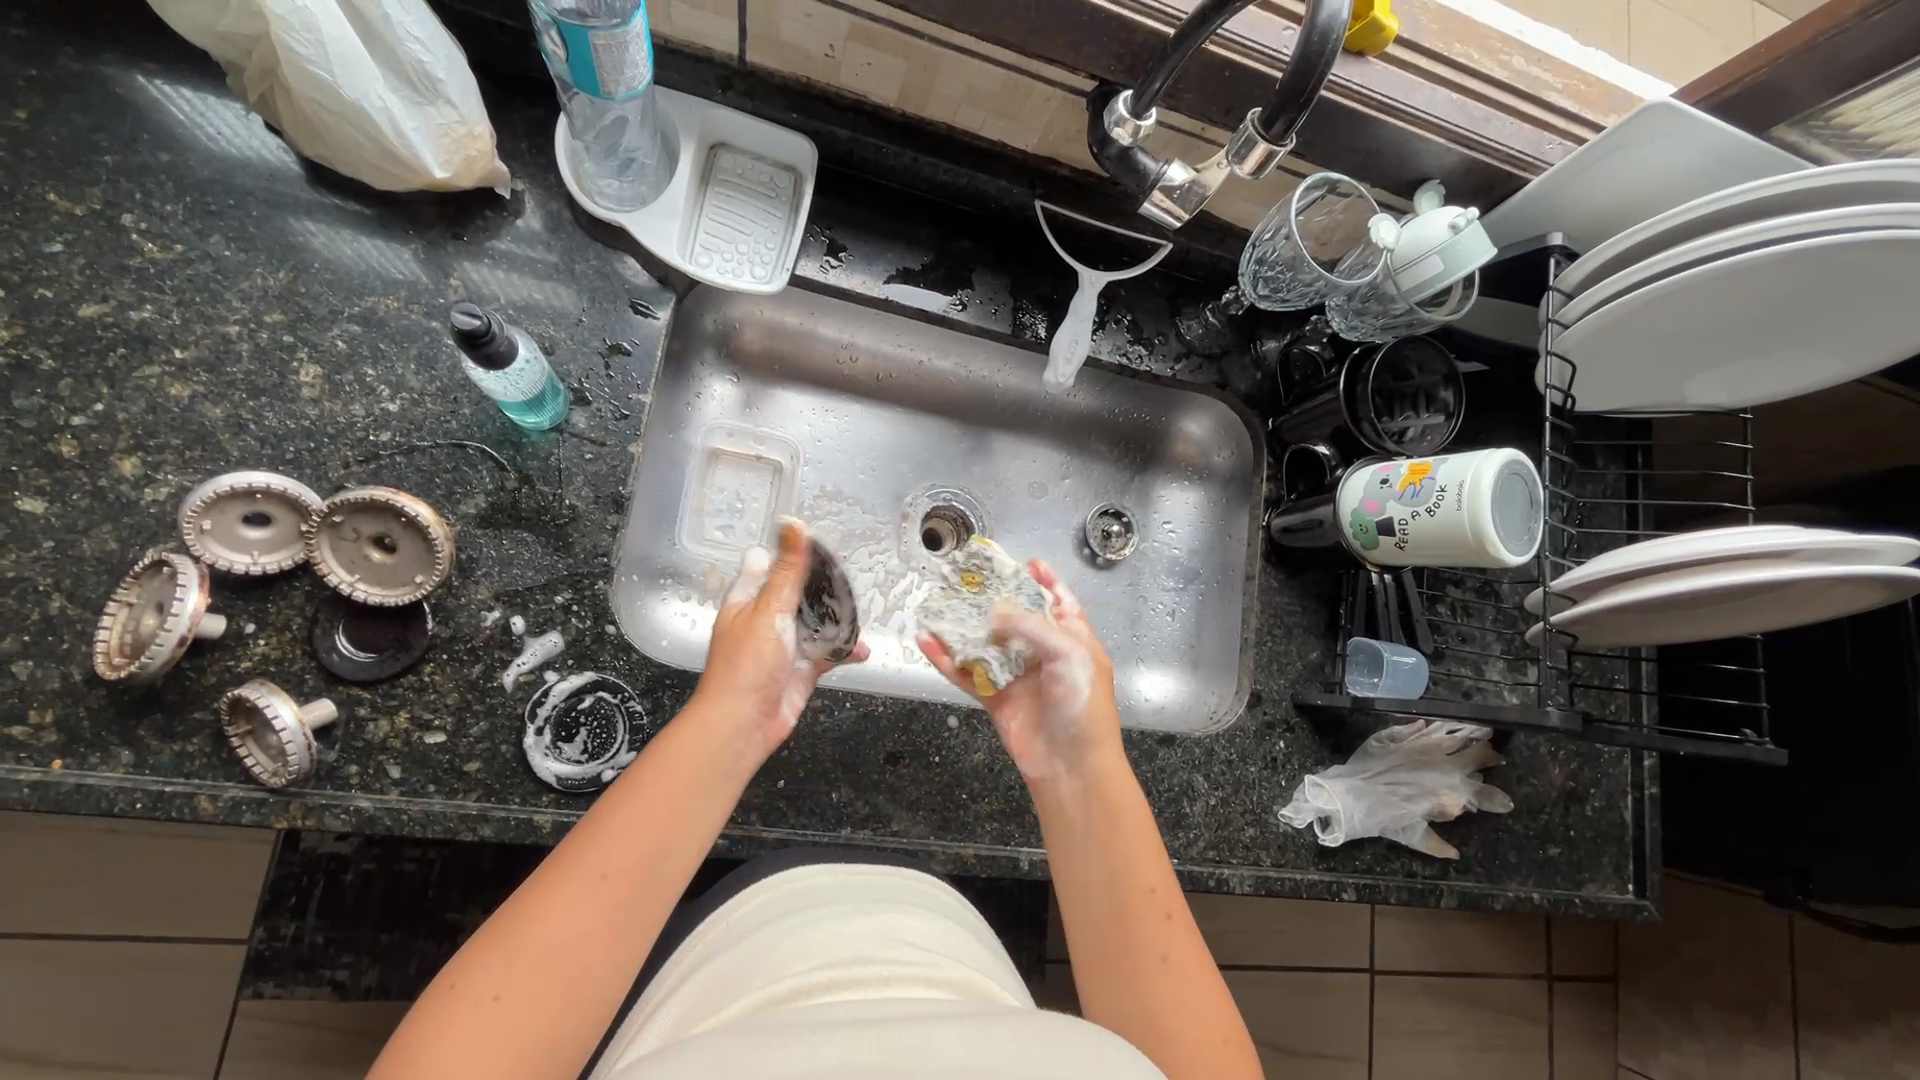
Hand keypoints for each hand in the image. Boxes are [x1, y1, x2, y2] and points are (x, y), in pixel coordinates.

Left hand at [692, 519, 868, 757]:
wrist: (745, 724)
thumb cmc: (744, 668)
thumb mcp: (769, 610)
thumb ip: (788, 570)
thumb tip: (793, 526)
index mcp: (749, 598)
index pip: (770, 563)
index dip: (793, 553)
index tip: (822, 545)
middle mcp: (767, 617)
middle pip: (800, 591)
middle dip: (825, 587)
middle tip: (850, 579)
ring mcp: (786, 643)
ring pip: (818, 621)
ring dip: (839, 619)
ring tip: (860, 612)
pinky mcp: (803, 667)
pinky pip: (830, 651)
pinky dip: (846, 649)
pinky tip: (861, 648)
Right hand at [918, 560, 1121, 784]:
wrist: (1071, 765)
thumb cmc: (1082, 704)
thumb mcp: (1068, 654)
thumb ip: (1031, 627)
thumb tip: (993, 613)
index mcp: (1073, 640)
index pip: (1060, 603)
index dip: (1046, 582)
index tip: (1028, 562)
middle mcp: (1044, 655)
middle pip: (1016, 620)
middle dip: (994, 599)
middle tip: (968, 579)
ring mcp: (1018, 676)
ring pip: (986, 645)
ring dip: (963, 628)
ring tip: (939, 605)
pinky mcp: (995, 698)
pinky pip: (967, 674)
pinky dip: (947, 659)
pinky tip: (927, 642)